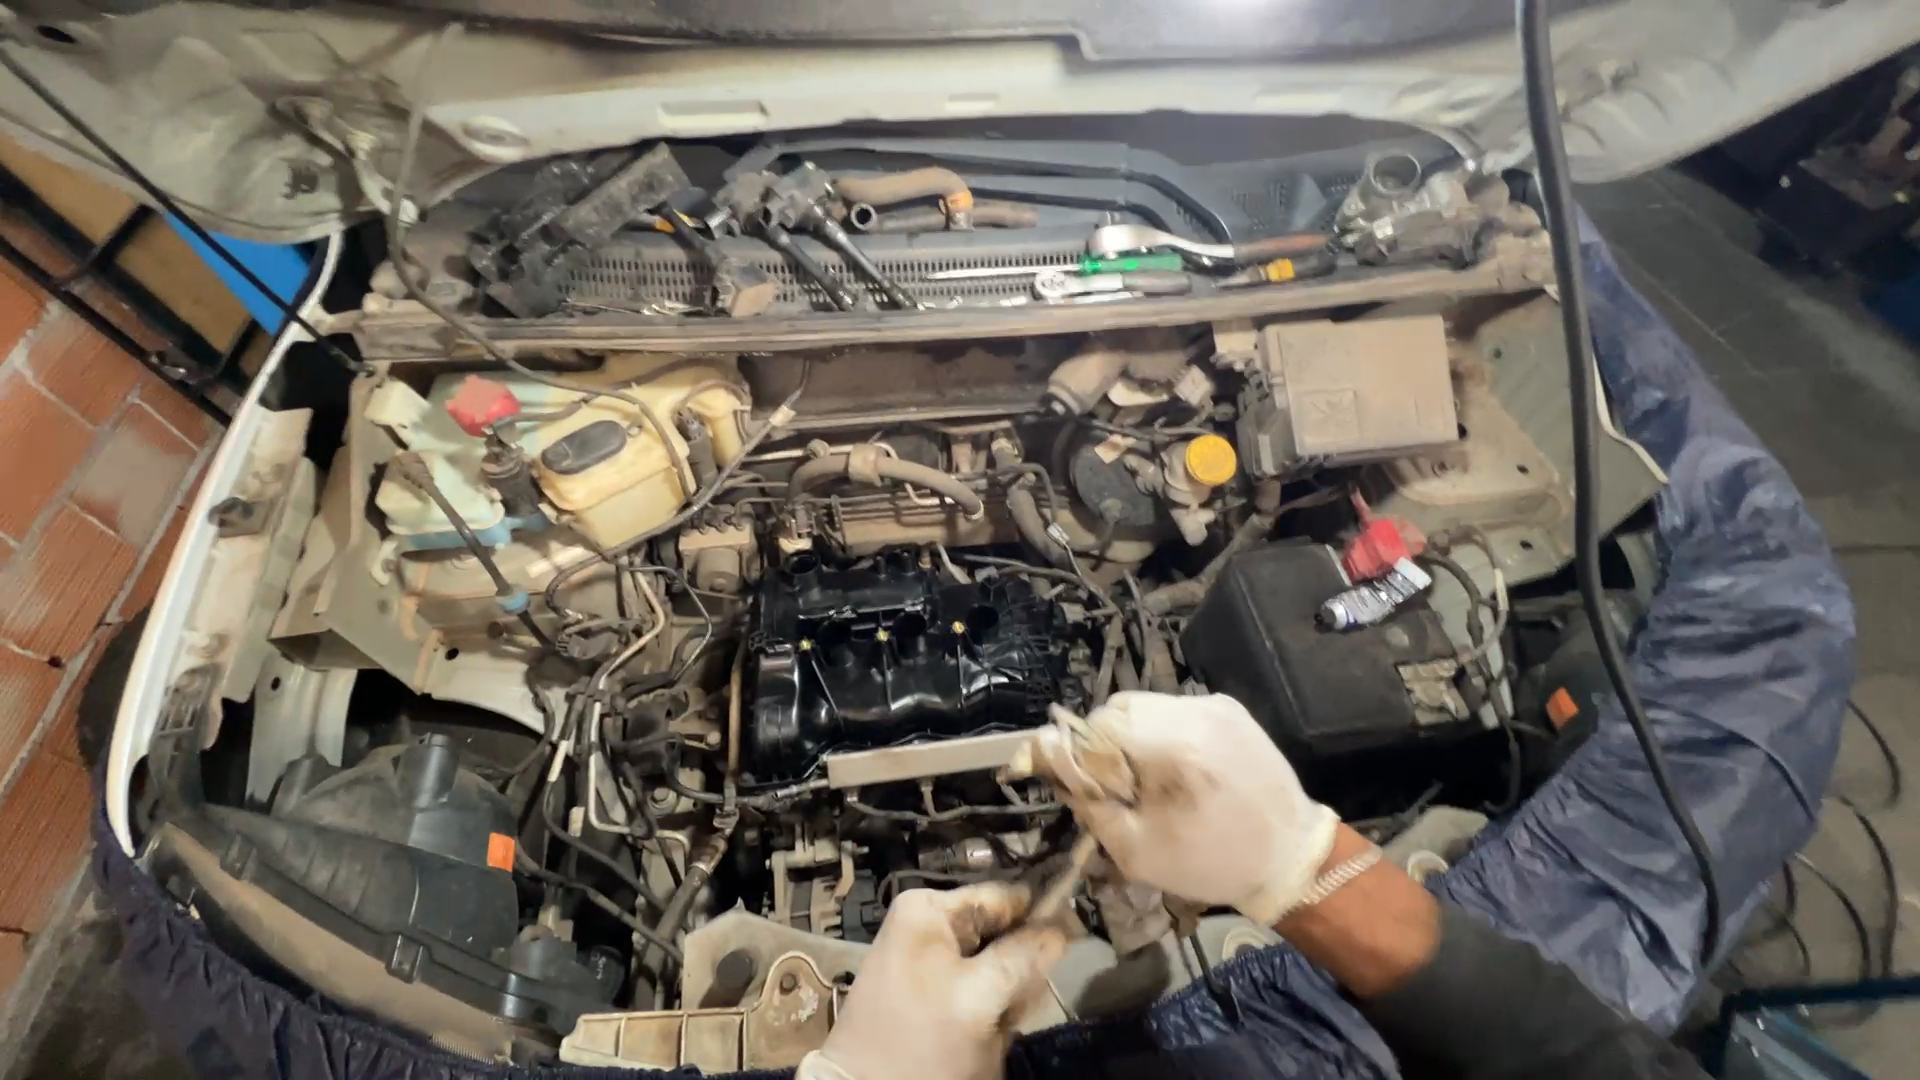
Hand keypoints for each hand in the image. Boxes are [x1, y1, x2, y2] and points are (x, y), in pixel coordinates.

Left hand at [804, 882, 1067, 1079]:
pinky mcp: (930, 993)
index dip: (1041, 915)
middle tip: (1015, 1004)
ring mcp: (928, 958)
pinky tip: (982, 1037)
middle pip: (1001, 933)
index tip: (1075, 934)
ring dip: (1005, 998)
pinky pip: (977, 992)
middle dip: (1017, 970)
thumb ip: (1022, 958)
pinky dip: (988, 1014)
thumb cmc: (920, 1041)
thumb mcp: (978, 997)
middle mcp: (928, 923)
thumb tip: (1063, 928)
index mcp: (930, 908)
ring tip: (994, 1025)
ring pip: (994, 967)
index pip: (1003, 896)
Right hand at [1018, 691, 1339, 925]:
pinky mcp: (1228, 706)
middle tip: (1122, 785)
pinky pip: (1172, 708)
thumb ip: (1088, 802)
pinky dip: (1162, 730)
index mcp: (1172, 748)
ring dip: (1133, 733)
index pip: (1097, 724)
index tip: (1091, 785)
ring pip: (1144, 704)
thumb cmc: (1211, 863)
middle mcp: (1193, 712)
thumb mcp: (1136, 850)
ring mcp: (1213, 703)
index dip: (1083, 754)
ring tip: (1152, 775)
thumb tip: (1048, 762)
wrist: (1292, 858)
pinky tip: (1180, 765)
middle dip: (1107, 743)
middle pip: (1119, 708)